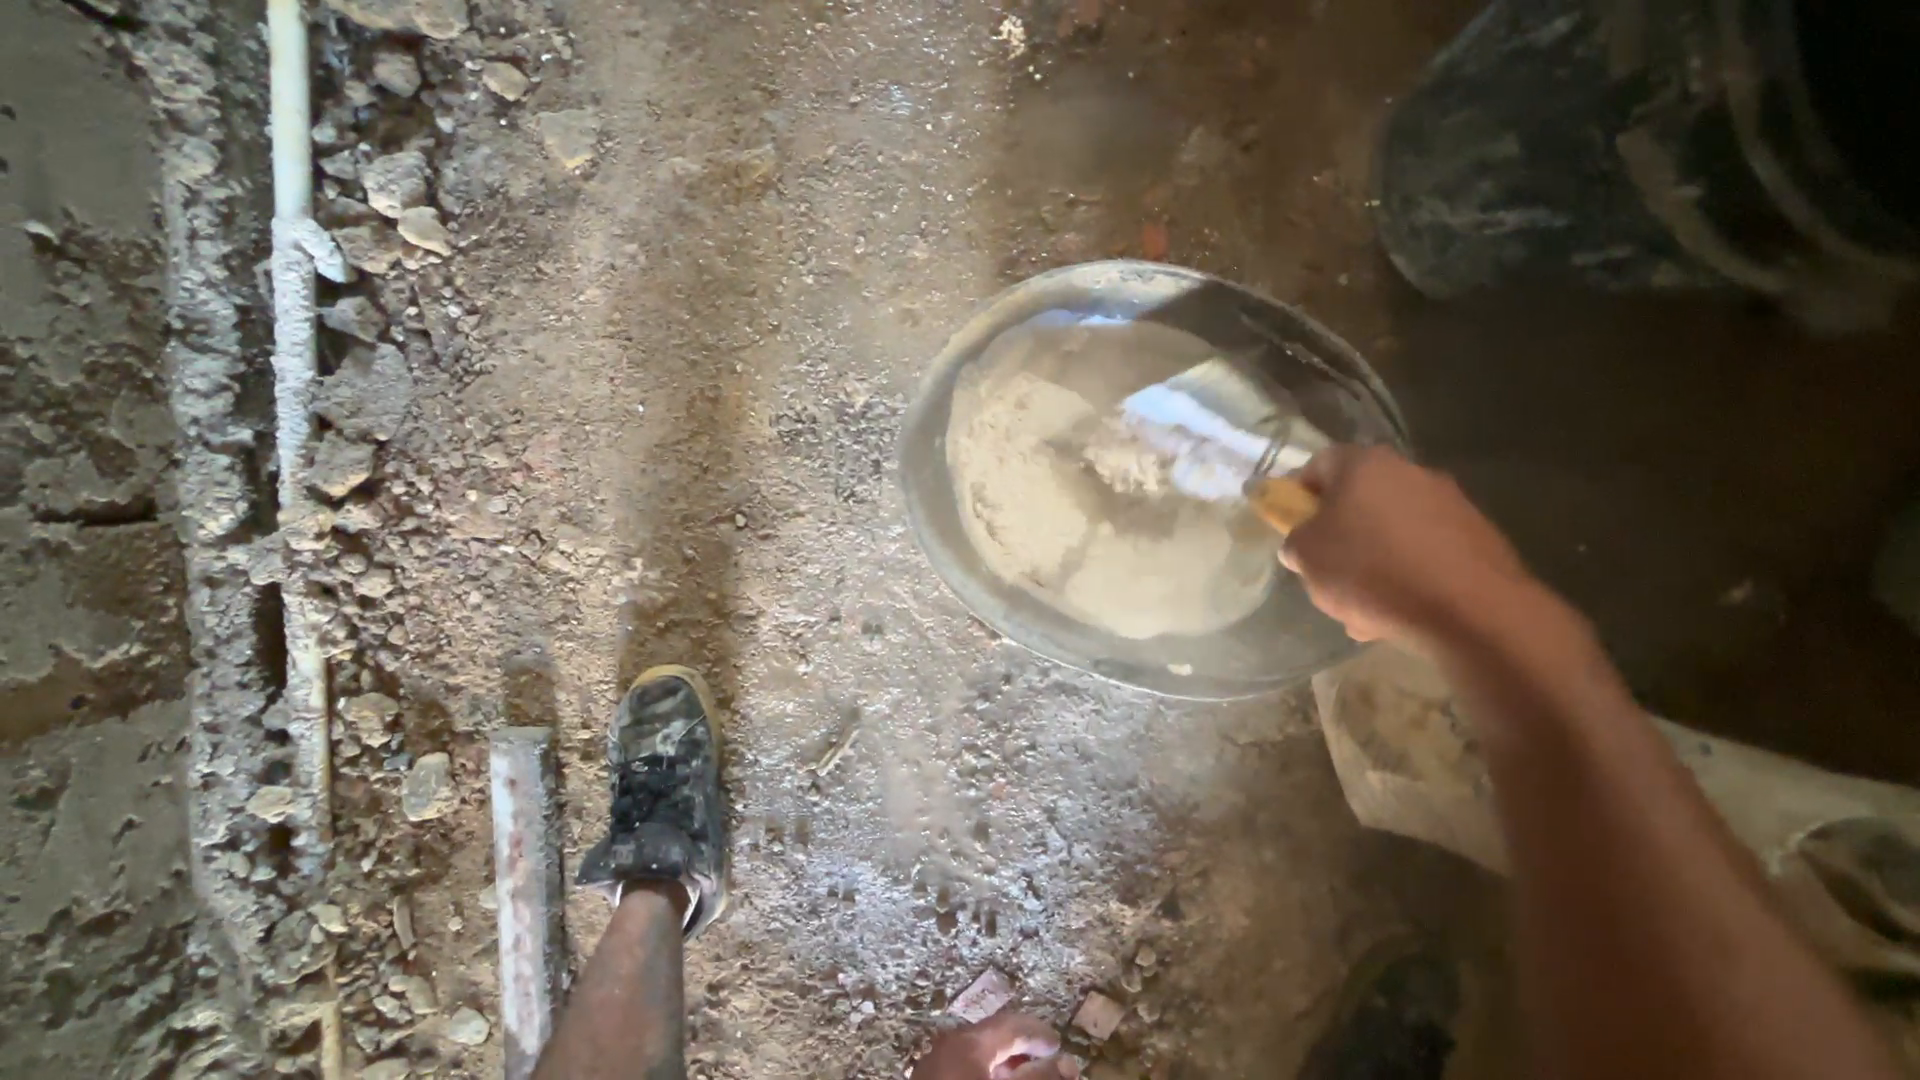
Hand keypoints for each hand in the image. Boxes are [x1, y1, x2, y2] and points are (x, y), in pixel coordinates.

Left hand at [911, 1012, 1079, 1079]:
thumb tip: (1068, 1065)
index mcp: (969, 1043)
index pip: (1010, 1025)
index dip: (1037, 1033)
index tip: (1058, 1044)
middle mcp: (949, 1046)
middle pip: (992, 1038)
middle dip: (1021, 1049)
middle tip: (1045, 1059)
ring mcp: (934, 1066)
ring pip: (977, 1056)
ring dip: (1004, 1065)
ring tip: (1024, 1076)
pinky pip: (962, 1070)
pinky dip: (984, 1074)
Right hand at [1281, 444, 1532, 644]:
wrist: (1469, 610)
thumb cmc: (1370, 571)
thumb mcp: (1307, 556)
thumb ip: (1296, 540)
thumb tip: (1304, 541)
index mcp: (1364, 465)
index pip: (1318, 464)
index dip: (1299, 494)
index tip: (1293, 528)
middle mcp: (1410, 472)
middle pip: (1359, 498)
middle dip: (1341, 534)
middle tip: (1326, 572)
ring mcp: (1450, 503)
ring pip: (1392, 530)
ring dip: (1374, 560)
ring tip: (1364, 606)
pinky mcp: (1478, 536)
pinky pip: (1426, 552)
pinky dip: (1409, 575)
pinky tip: (1400, 611)